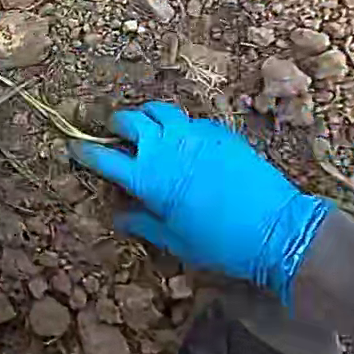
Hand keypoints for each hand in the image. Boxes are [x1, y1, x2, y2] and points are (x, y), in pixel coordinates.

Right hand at [70, 102, 329, 302]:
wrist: (278, 230)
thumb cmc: (220, 243)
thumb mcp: (175, 240)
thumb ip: (143, 222)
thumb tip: (118, 216)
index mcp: (147, 178)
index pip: (102, 157)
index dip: (84, 150)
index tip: (74, 147)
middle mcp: (164, 148)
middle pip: (127, 120)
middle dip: (115, 125)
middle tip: (116, 135)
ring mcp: (192, 135)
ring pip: (158, 110)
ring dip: (146, 117)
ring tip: (148, 128)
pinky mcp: (218, 132)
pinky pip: (189, 120)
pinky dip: (180, 127)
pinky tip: (187, 143)